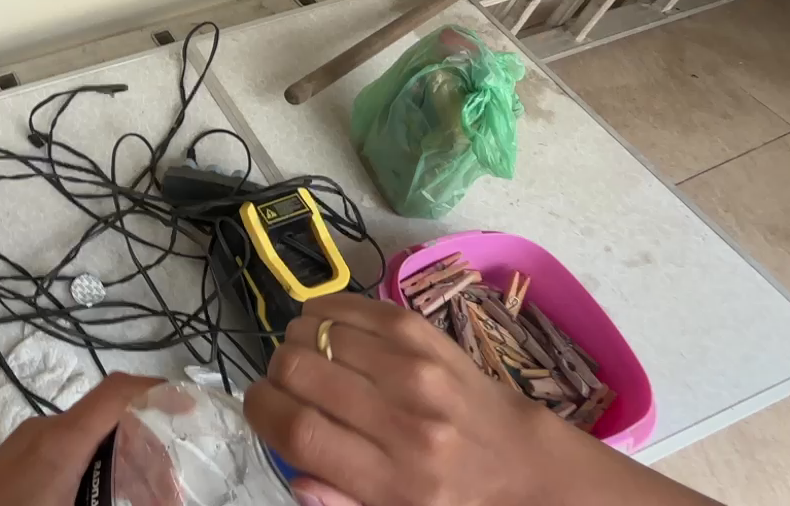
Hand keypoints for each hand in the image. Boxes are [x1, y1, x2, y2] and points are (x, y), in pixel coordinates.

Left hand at [0, 372, 161, 505]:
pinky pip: (68, 453)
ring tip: (147, 498)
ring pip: (90, 440)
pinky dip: (96, 470)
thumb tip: (156, 496)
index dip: (156, 390)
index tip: (190, 405)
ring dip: (123, 465)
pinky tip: (108, 498)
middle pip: (109, 420)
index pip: (115, 393)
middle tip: (173, 489)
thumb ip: (116, 494)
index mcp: (60, 441)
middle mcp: (44, 430)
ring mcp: (28, 443)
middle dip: (148, 449)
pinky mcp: (18, 460)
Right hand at [243, 294, 717, 505]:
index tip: (260, 409)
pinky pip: (341, 304)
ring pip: (312, 330)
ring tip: (313, 363)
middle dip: (276, 376)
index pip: (298, 429)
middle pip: (296, 369)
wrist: (530, 468)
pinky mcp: (418, 328)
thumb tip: (289, 467)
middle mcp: (406, 419)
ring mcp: (413, 365)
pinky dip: (320, 315)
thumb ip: (340, 499)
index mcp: (399, 482)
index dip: (261, 411)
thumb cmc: (457, 503)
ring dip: (298, 344)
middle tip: (289, 389)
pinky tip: (330, 336)